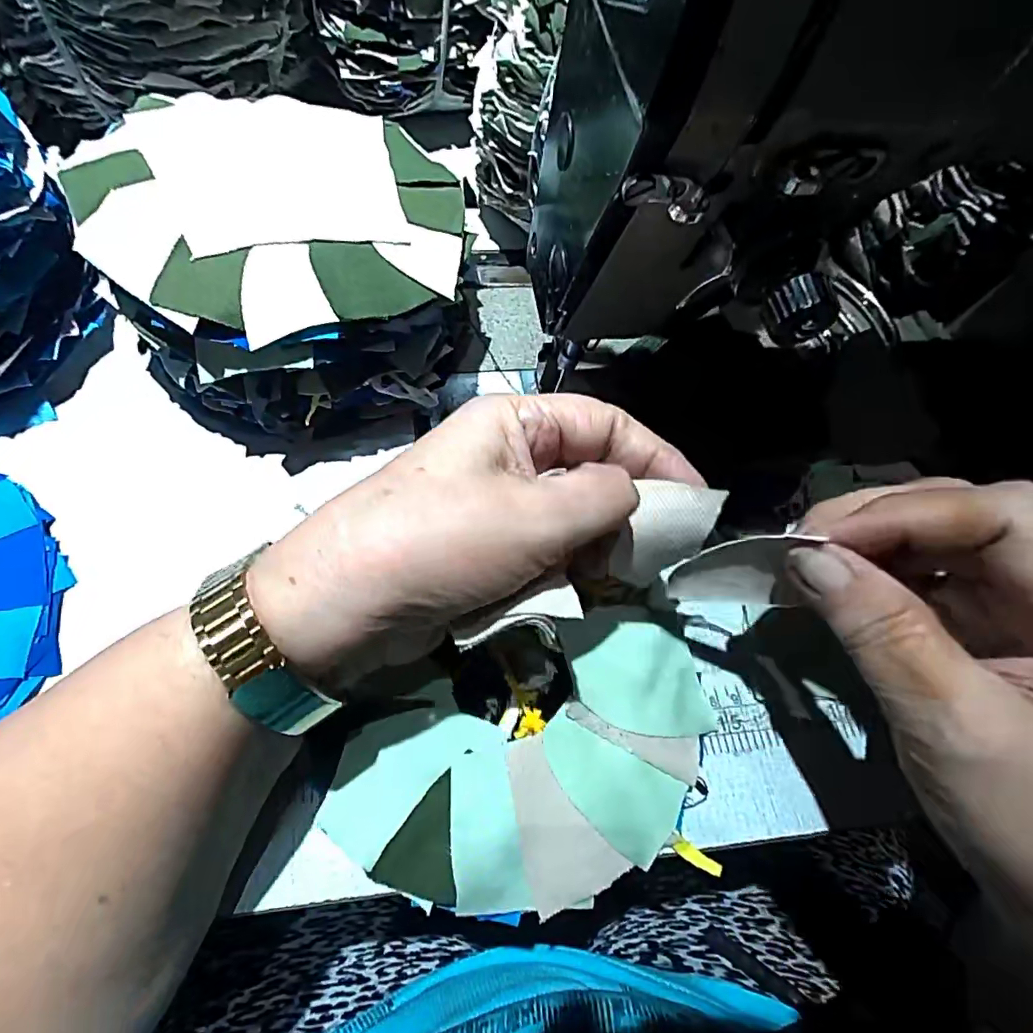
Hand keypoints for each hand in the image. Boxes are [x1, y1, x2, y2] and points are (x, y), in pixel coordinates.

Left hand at [245, 395, 701, 695]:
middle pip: (593, 474)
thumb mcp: (534, 517)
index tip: (696, 502)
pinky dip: (562, 574)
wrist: (336, 609)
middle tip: (650, 555)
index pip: (607, 425)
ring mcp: (496, 507)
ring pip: (573, 521)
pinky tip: (564, 595)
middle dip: (626, 513)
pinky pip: (544, 554)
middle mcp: (509, 457)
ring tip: (603, 582)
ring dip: (592, 551)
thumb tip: (639, 497)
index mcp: (517, 423)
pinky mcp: (485, 551)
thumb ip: (604, 498)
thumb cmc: (439, 543)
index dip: (658, 458)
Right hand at [791, 481, 1032, 1032]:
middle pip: (994, 523)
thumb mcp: (961, 738)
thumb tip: (807, 556)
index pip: (1020, 519)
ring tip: (815, 557)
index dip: (911, 512)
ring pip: (970, 548)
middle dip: (892, 524)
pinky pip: (960, 588)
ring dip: (887, 549)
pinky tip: (849, 584)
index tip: (820, 532)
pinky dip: (898, 582)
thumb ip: (885, 634)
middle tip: (806, 539)